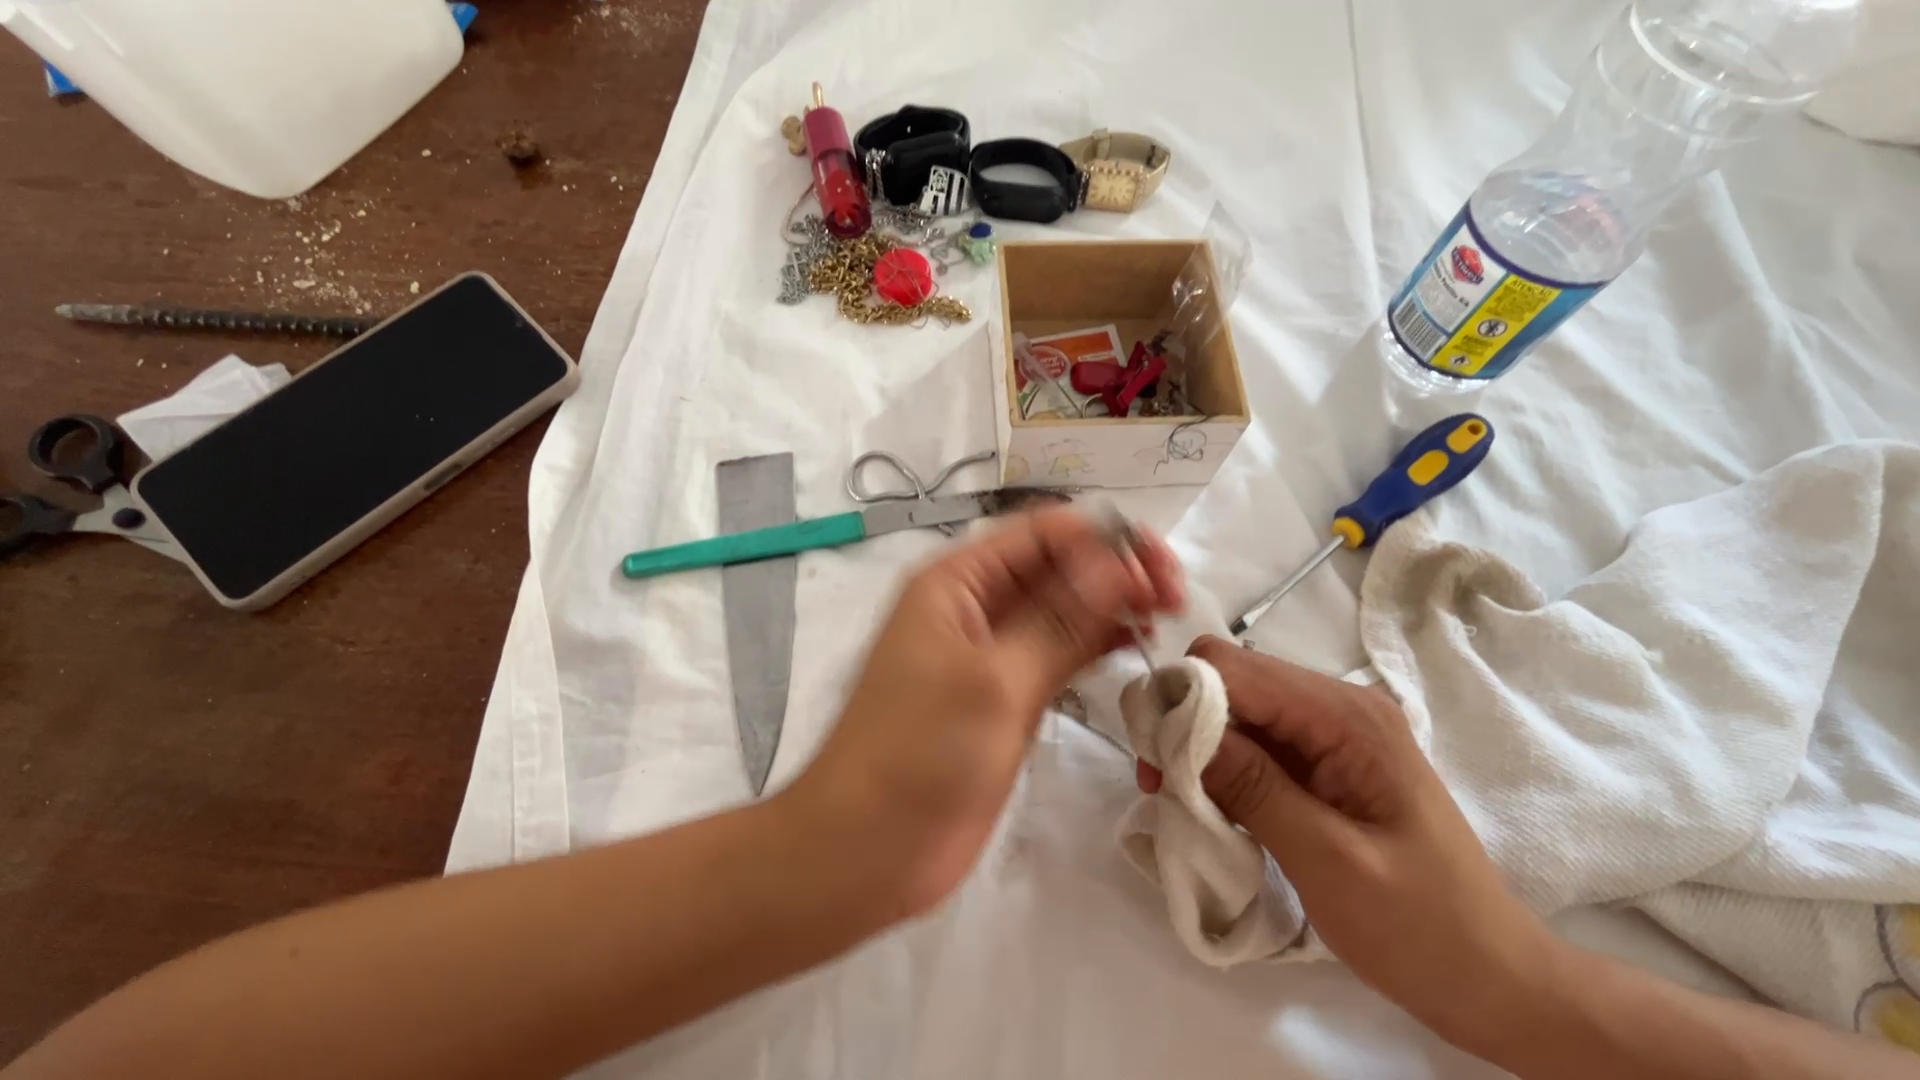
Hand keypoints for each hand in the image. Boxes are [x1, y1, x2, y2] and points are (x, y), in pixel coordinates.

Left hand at [791, 507, 1183, 921]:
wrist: (870, 848)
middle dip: (1114, 569)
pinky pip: (1061, 652)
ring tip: (1169, 614)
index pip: (1041, 533)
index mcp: (955, 582)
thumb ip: (1059, 620)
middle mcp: (975, 606)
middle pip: (1057, 565)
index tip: (1160, 568)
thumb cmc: (919, 754)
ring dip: (1113, 604)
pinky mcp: (1010, 696)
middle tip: (1175, 595)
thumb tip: (1118, 561)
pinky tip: (1138, 644)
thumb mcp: (993, 680)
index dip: (1103, 539)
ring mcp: (994, 653)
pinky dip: (1098, 643)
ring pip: (1064, 609)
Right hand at [1141, 636, 1555, 1042]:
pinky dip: (1224, 768)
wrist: (1492, 978)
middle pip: (1232, 680)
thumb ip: (1253, 787)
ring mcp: (1334, 735)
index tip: (1153, 758)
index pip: (1234, 667)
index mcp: (1347, 718)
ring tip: (1183, 802)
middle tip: (1161, 785)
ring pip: (1237, 710)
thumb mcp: (1328, 861)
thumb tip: (1177, 726)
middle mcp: (1339, 708)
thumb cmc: (1419, 927)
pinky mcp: (1326, 764)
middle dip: (1184, 721)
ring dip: (1200, 747)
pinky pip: (1256, 743)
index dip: (1182, 698)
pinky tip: (1216, 808)